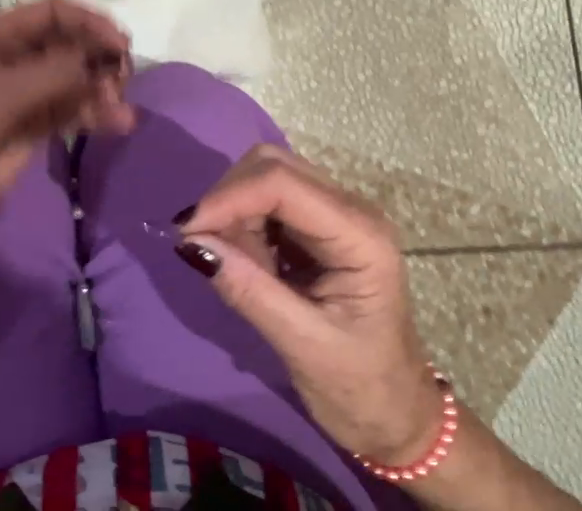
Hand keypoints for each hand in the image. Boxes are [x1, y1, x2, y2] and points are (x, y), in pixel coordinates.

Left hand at [0, 0, 134, 220]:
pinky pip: (70, 110)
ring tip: (120, 111)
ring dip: (100, 89)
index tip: (120, 44)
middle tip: (122, 81)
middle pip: (67, 43)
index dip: (88, 21)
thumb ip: (56, 70)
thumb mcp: (5, 93)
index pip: (51, 12)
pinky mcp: (30, 127)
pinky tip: (118, 123)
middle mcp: (11, 57)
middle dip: (97, 58)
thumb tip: (97, 57)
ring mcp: (22, 94)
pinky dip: (93, 113)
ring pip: (72, 79)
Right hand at [174, 145, 444, 466]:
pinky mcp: (316, 226)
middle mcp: (350, 210)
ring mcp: (333, 215)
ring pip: (264, 177)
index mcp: (360, 235)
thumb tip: (191, 243)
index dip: (228, 198)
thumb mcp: (302, 344)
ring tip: (234, 264)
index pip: (281, 184)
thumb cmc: (361, 386)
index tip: (185, 232)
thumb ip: (248, 289)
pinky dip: (241, 221)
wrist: (396, 414)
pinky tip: (247, 262)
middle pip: (271, 166)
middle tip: (208, 249)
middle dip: (229, 199)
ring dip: (233, 211)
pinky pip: (265, 201)